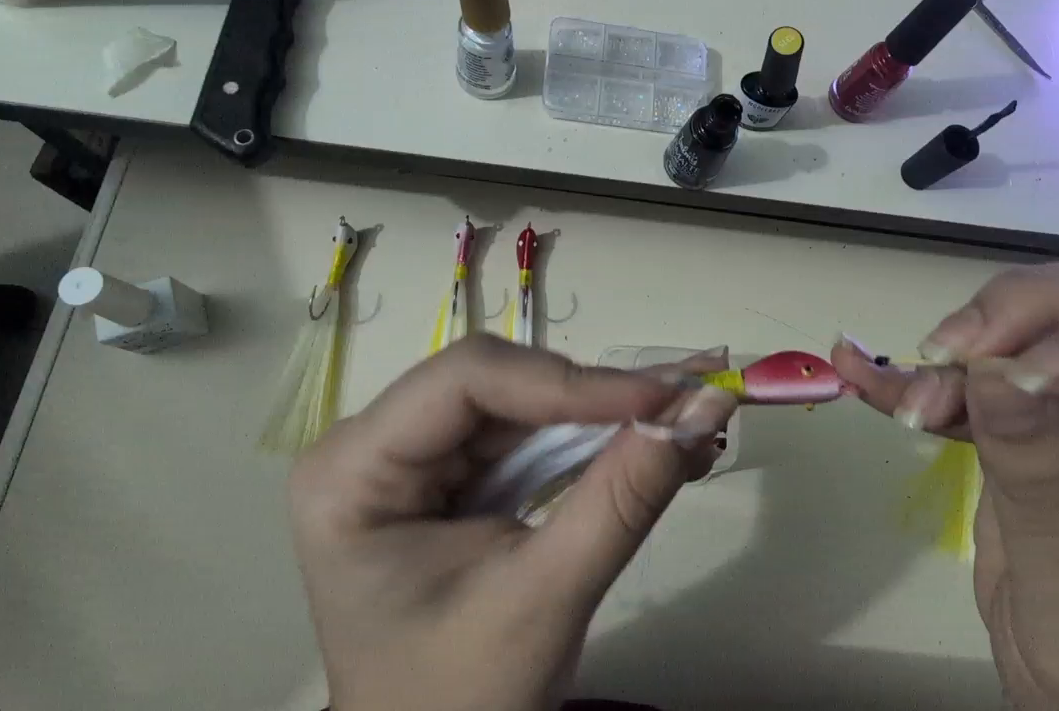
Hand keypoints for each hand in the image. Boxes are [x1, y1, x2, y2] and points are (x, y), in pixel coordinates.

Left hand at [289, 336, 736, 710]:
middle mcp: (373, 443)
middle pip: (501, 385)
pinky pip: (532, 436)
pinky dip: (597, 440)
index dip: (570, 380)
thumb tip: (706, 408)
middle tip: (693, 396)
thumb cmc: (461, 698)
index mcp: (352, 470)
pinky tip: (656, 440)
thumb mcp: (544, 598)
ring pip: (527, 404)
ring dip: (610, 413)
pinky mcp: (454, 471)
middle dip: (600, 396)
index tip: (662, 397)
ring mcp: (414, 454)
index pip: (466, 380)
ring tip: (690, 415)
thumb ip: (621, 498)